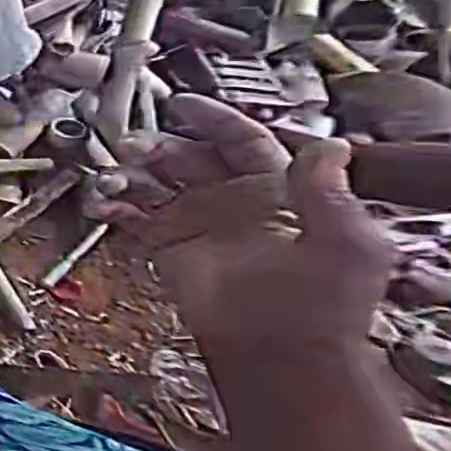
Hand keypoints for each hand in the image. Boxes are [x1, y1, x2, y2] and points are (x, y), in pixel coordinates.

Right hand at [91, 95, 398, 359]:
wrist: (274, 347)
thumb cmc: (320, 301)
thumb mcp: (346, 246)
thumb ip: (330, 194)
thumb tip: (329, 144)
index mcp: (275, 191)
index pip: (241, 141)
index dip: (212, 118)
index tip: (180, 103)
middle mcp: (229, 198)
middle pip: (184, 154)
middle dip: (155, 145)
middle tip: (131, 147)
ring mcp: (193, 218)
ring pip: (150, 179)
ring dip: (126, 173)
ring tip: (112, 181)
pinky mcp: (163, 240)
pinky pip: (129, 213)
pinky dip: (111, 206)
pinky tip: (103, 207)